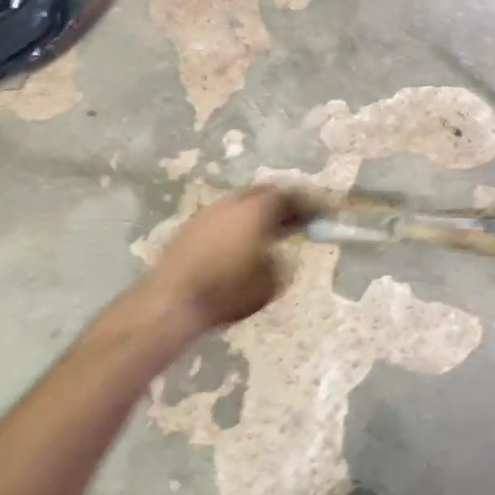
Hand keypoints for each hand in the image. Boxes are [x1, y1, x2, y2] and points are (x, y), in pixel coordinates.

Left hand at [129, 187, 309, 332]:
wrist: (170, 301)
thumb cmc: (226, 292)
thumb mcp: (270, 283)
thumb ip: (281, 263)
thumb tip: (281, 256)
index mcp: (258, 209)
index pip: (292, 197)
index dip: (311, 203)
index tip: (324, 211)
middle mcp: (234, 202)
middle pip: (266, 193)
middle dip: (283, 203)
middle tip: (297, 218)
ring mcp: (209, 211)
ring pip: (242, 203)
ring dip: (258, 212)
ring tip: (269, 230)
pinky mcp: (190, 226)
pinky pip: (224, 216)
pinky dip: (238, 222)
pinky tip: (240, 241)